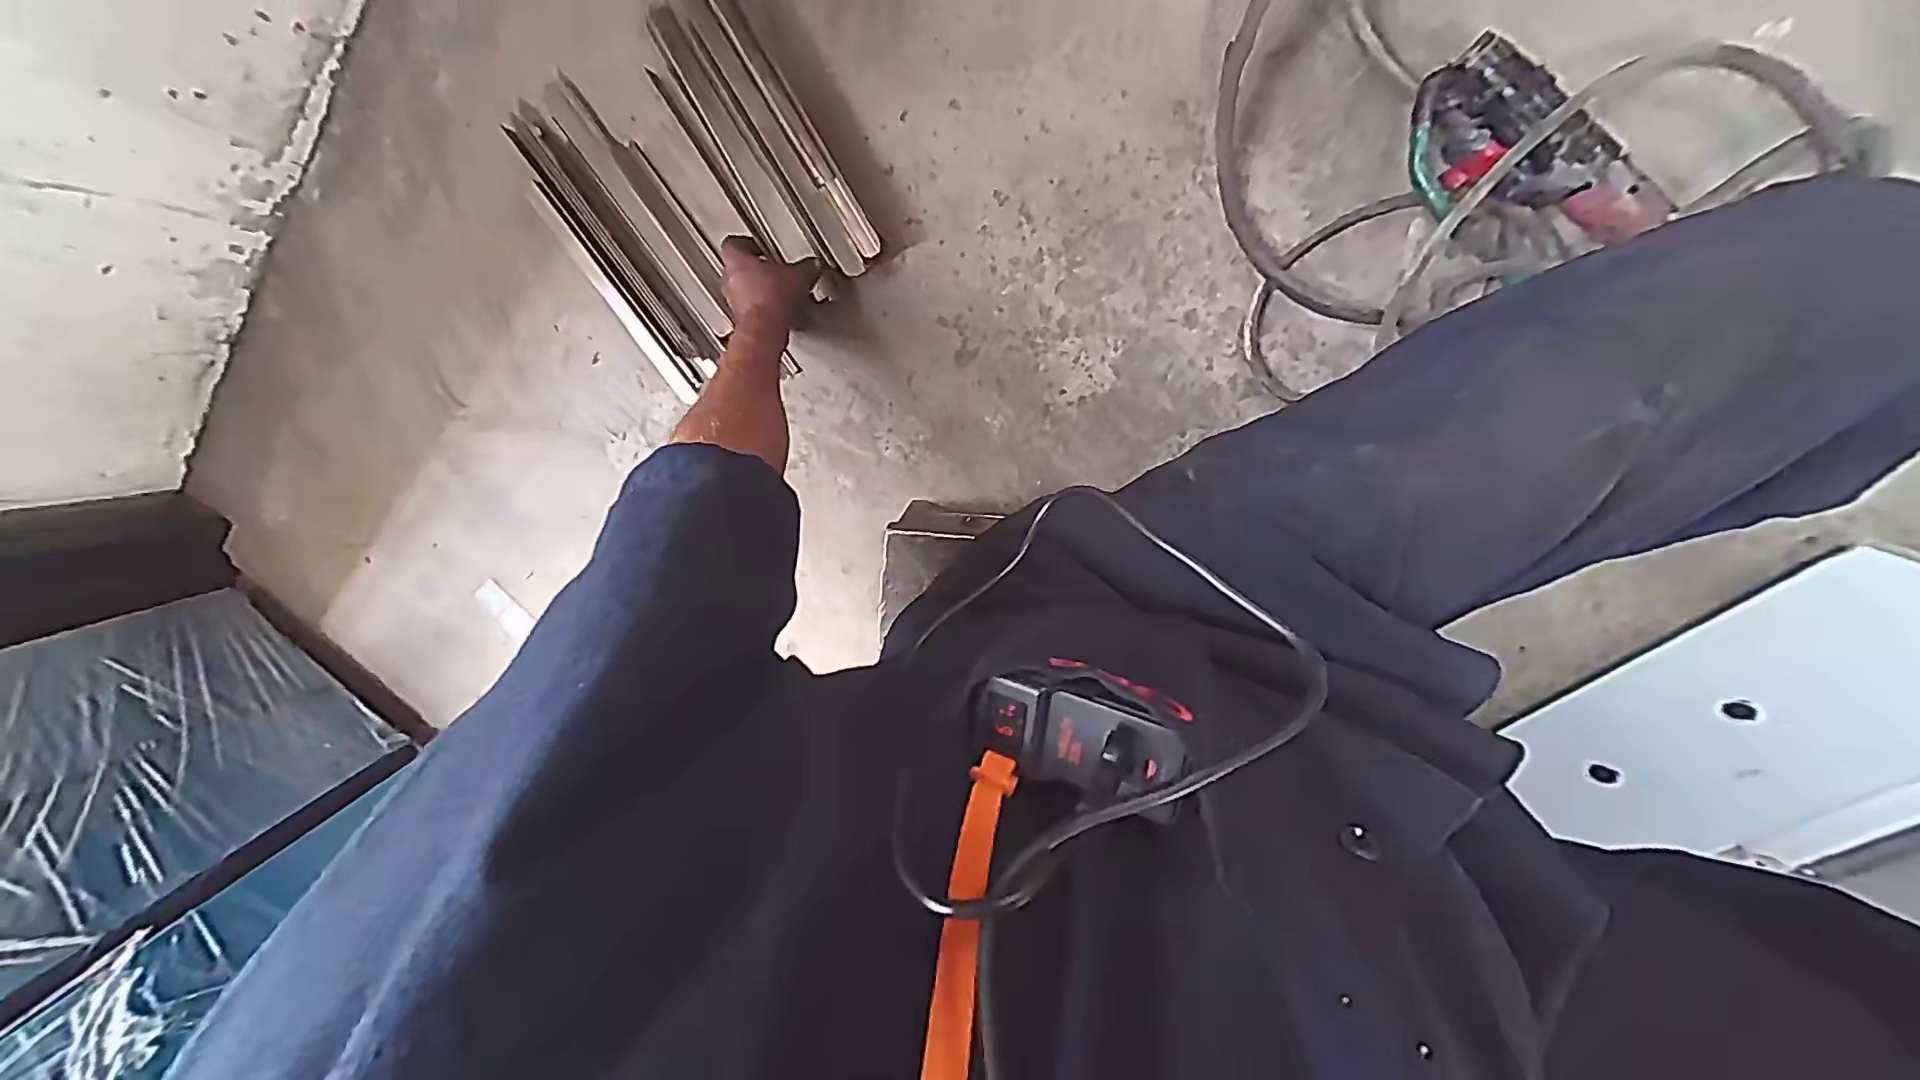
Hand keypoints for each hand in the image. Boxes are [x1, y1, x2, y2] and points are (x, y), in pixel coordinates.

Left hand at [720, 236, 818, 332]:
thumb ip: (806, 267)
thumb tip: (813, 266)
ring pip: (746, 293)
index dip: (748, 244)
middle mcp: (730, 281)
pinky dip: (766, 313)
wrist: (765, 329)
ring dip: (761, 294)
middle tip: (773, 273)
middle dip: (758, 272)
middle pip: (740, 270)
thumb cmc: (770, 299)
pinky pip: (754, 314)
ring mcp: (735, 303)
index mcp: (737, 260)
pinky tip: (783, 315)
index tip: (758, 246)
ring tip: (781, 296)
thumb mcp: (798, 275)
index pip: (734, 244)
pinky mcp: (744, 323)